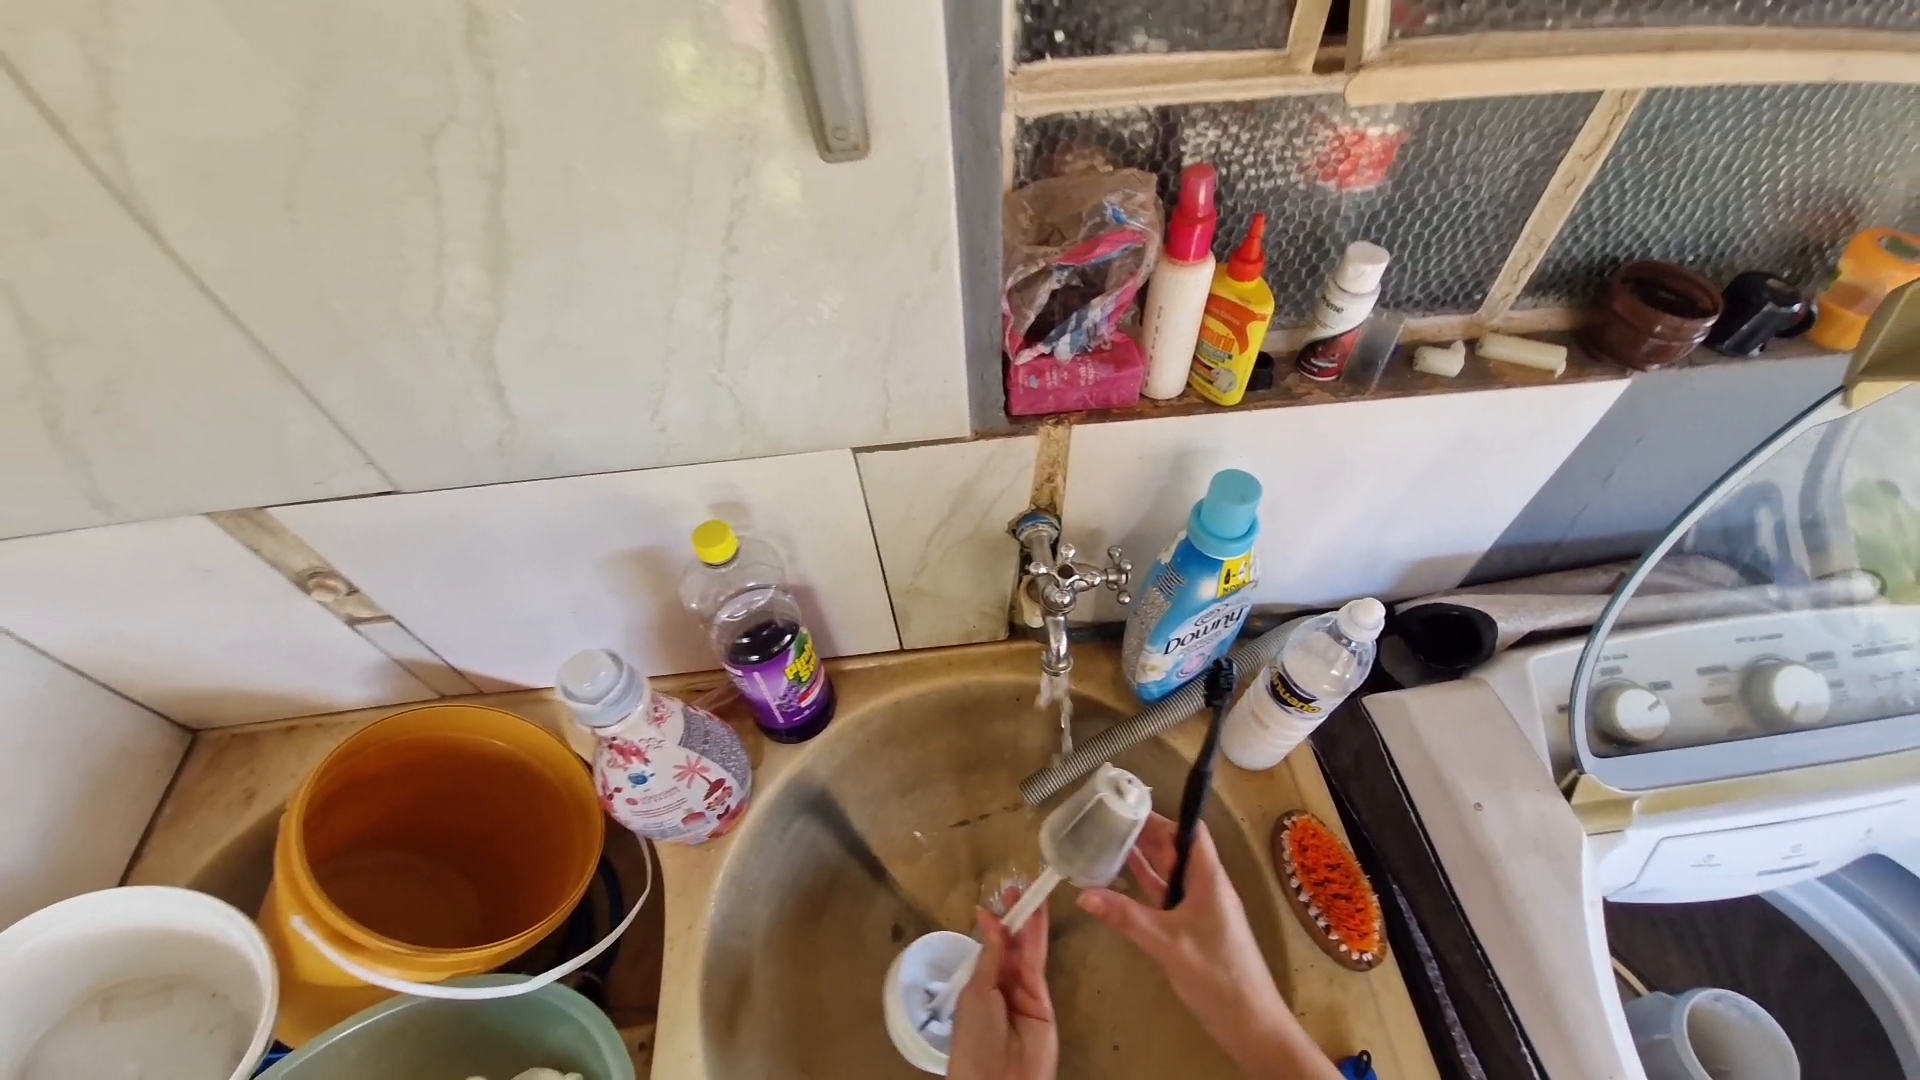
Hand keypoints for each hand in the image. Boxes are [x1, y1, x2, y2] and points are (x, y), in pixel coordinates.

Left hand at [948, 900, 1056, 1079]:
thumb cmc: (975, 1037)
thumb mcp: (976, 992)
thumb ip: (990, 954)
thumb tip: (986, 915)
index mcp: (979, 984)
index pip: (992, 948)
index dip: (997, 924)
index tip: (1002, 897)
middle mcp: (1002, 985)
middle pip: (1012, 945)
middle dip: (1015, 917)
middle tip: (1019, 887)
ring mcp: (1024, 992)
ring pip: (1028, 950)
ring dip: (1029, 922)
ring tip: (1030, 892)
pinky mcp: (1044, 1000)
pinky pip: (1039, 963)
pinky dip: (1037, 939)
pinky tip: (1034, 918)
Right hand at [1077, 813, 1340, 1079]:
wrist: (1253, 1027)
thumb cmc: (1217, 976)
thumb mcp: (1167, 943)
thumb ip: (1125, 916)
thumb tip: (1083, 894)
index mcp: (1209, 878)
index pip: (1190, 831)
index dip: (1163, 815)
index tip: (1130, 805)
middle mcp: (1205, 886)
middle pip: (1175, 848)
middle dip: (1145, 832)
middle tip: (1108, 819)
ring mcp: (1200, 908)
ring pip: (1169, 872)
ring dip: (1143, 858)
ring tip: (1108, 840)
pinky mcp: (1193, 928)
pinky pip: (1166, 896)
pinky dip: (1145, 885)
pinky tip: (1120, 880)